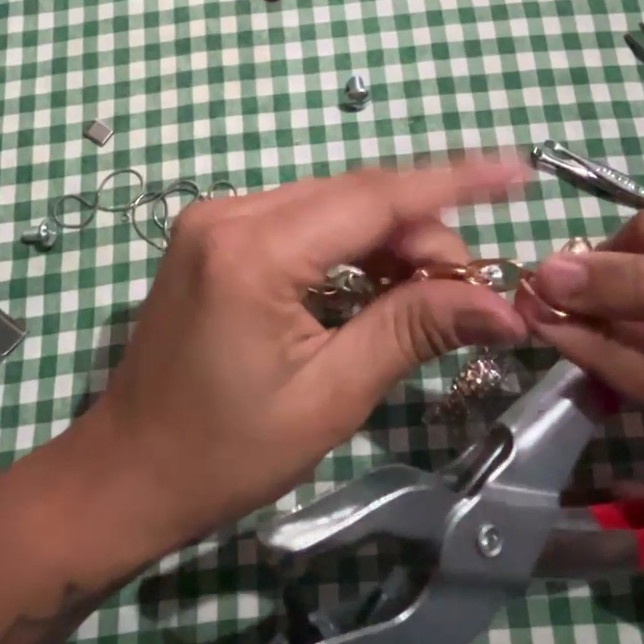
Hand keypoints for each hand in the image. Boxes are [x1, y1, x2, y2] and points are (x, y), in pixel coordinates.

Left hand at [80, 160, 529, 545]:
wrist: (128, 471)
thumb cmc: (225, 451)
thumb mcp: (330, 395)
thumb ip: (412, 330)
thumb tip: (501, 305)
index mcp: (252, 250)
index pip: (373, 197)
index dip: (452, 182)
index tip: (516, 172)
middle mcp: (227, 213)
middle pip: (352, 196)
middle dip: (422, 230)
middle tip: (473, 286)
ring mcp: (213, 219)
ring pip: (327, 205)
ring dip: (386, 238)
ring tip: (435, 289)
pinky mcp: (211, 236)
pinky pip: (297, 221)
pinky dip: (345, 245)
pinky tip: (377, 282)